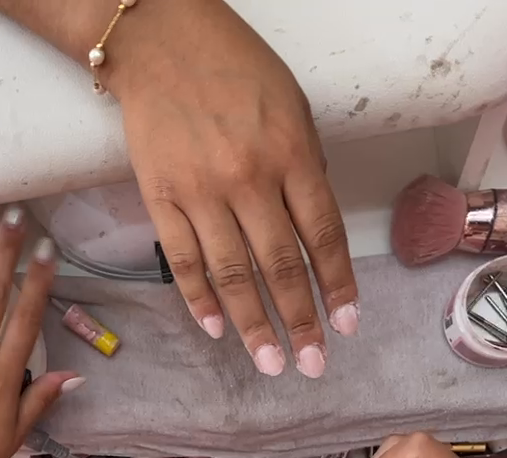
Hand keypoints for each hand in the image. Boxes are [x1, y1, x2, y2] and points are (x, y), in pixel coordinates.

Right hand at [106, 0, 356, 378]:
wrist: (160, 41)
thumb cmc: (233, 68)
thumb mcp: (290, 106)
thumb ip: (304, 168)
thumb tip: (309, 232)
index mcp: (291, 152)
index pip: (321, 235)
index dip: (337, 285)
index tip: (346, 326)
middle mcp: (249, 178)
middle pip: (280, 265)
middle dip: (299, 321)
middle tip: (311, 365)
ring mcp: (201, 193)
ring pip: (233, 273)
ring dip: (253, 325)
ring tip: (269, 363)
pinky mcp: (161, 199)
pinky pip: (183, 260)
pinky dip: (199, 299)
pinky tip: (215, 329)